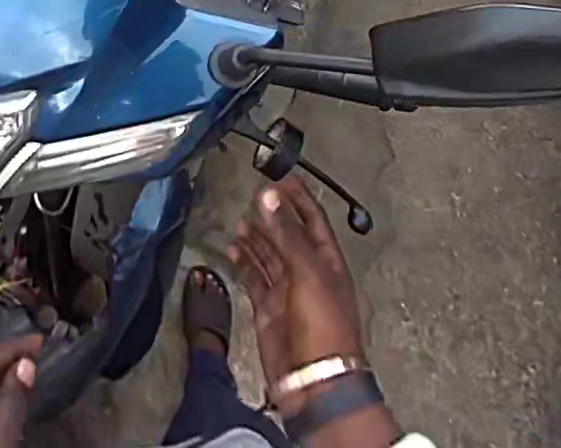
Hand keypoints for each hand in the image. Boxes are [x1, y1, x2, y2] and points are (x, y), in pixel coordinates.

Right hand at [227, 177, 363, 409]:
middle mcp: (307, 272)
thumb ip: (286, 233)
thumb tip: (270, 196)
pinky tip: (233, 248)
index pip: (312, 219)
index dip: (298, 197)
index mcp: (326, 260)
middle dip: (272, 216)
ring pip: (268, 255)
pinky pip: (254, 278)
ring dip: (255, 237)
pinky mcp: (269, 310)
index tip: (283, 177)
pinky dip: (243, 262)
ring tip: (240, 220)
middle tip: (254, 196)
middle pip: (287, 235)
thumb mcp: (307, 272)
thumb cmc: (323, 327)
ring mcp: (287, 292)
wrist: (315, 383)